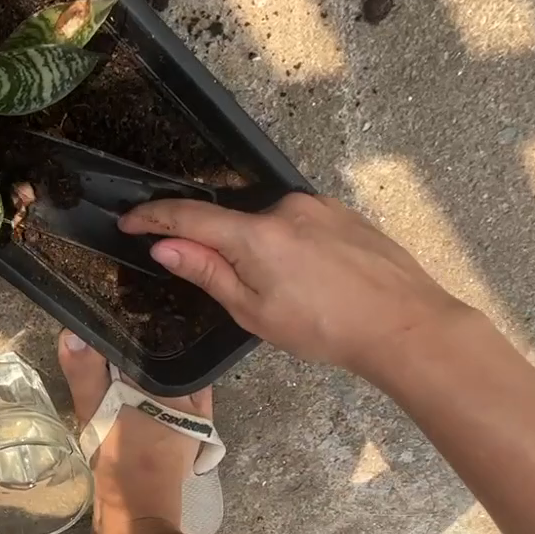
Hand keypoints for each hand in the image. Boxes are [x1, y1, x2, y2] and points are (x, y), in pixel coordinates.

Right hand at [121, 193, 475, 377]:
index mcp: (256, 233)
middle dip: (217, 249)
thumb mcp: (252, 311)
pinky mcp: (341, 212)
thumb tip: (165, 247)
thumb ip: (206, 272)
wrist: (406, 324)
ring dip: (254, 250)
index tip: (128, 221)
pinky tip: (305, 280)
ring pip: (264, 225)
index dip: (153, 218)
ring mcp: (318, 206)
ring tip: (281, 294)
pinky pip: (294, 224)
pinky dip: (284, 246)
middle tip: (231, 291)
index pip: (188, 216)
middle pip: (229, 222)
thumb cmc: (324, 327)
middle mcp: (285, 207)